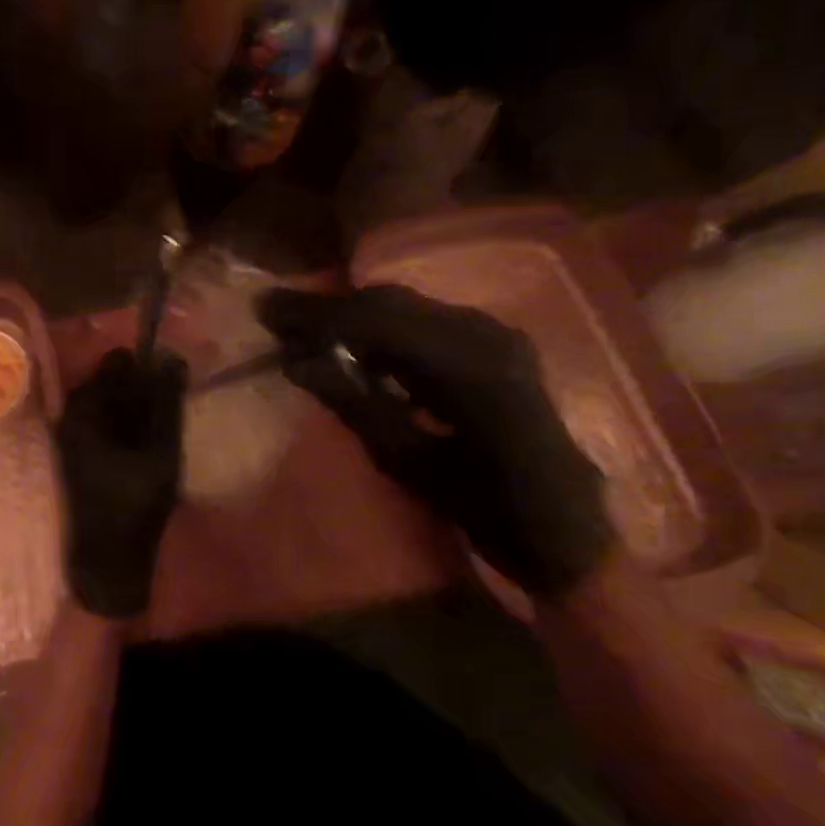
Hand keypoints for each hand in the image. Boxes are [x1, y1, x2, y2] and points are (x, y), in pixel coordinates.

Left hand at [56, 348, 187, 617]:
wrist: (107, 557)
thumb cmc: (137, 505)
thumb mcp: (161, 450)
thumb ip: (166, 403)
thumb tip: (172, 358)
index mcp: (85, 411)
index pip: (116, 362)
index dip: (145, 363)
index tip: (171, 375)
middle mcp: (69, 416)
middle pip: (107, 379)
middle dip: (139, 383)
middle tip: (169, 403)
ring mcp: (68, 435)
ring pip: (104, 399)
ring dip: (132, 403)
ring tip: (160, 422)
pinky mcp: (73, 452)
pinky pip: (99, 420)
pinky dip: (122, 421)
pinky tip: (142, 438)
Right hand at [258, 286, 611, 598]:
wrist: (559, 521)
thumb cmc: (479, 503)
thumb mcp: (402, 459)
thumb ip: (349, 401)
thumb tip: (295, 362)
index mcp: (464, 366)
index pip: (373, 321)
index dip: (314, 314)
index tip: (265, 309)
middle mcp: (483, 333)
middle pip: (387, 304)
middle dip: (326, 309)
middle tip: (275, 318)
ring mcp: (493, 333)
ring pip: (403, 308)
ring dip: (350, 317)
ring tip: (303, 330)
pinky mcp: (493, 342)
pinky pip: (422, 321)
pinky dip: (379, 328)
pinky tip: (351, 345)